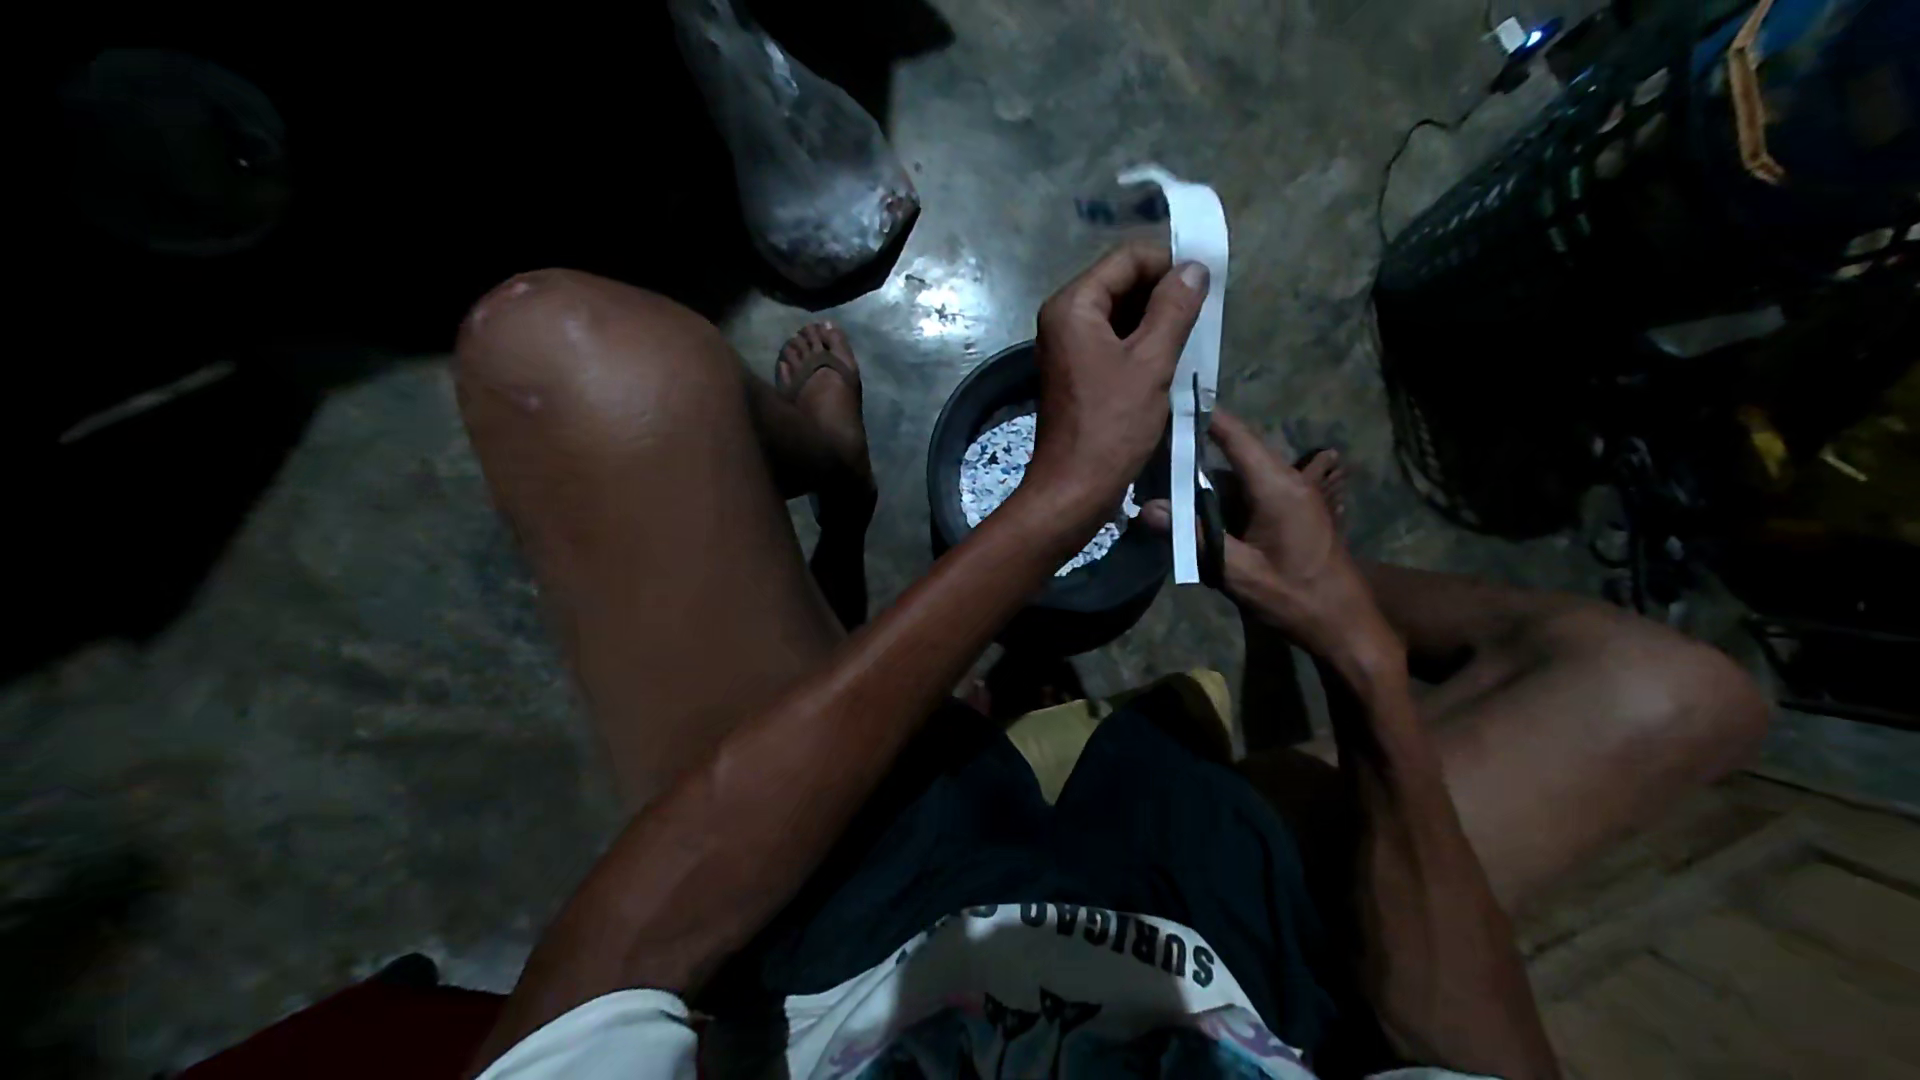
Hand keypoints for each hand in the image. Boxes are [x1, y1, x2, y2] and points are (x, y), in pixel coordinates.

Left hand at [1024, 242, 1208, 523]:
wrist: (1075, 487)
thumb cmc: (1112, 426)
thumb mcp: (1151, 363)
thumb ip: (1174, 309)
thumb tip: (1194, 268)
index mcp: (1073, 306)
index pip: (1127, 259)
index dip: (1169, 262)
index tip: (1208, 279)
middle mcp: (1063, 319)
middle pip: (1120, 283)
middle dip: (1163, 292)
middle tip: (1205, 310)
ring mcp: (1067, 346)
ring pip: (1119, 314)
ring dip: (1156, 319)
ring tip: (1193, 335)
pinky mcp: (1076, 371)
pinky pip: (1112, 341)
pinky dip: (1141, 343)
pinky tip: (1171, 357)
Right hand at [1146, 410, 1393, 661]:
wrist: (1346, 626)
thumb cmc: (1295, 598)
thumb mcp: (1238, 573)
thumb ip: (1193, 537)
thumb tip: (1146, 508)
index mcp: (1278, 488)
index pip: (1235, 437)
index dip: (1203, 415)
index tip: (1170, 400)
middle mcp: (1289, 483)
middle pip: (1233, 455)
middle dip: (1194, 454)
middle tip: (1152, 454)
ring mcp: (1295, 496)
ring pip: (1240, 476)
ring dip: (1206, 483)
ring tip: (1166, 484)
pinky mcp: (1293, 512)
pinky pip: (1251, 492)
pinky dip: (1222, 498)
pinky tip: (1198, 514)